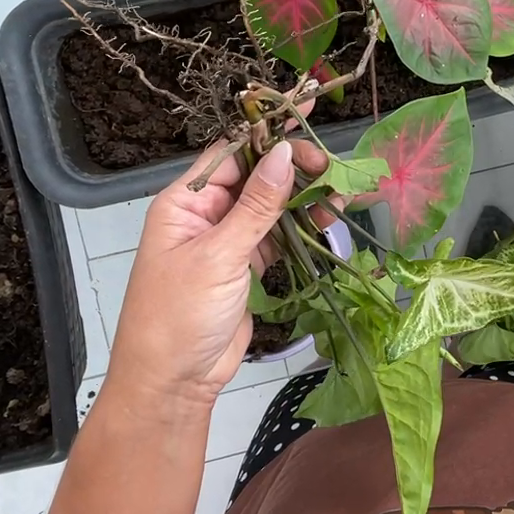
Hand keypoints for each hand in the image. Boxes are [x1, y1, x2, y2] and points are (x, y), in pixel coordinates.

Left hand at [108, 139, 327, 407]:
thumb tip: (283, 153)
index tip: (306, 130)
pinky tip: (328, 216)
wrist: (173, 382)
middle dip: (293, 168)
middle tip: (330, 168)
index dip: (267, 139)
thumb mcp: (219, 255)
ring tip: (341, 190)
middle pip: (255, 175)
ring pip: (272, 204)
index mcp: (185, 202)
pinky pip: (279, 233)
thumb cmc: (178, 316)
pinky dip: (303, 225)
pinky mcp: (247, 263)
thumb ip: (256, 205)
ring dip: (304, 196)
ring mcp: (228, 239)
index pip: (230, 154)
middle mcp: (207, 213)